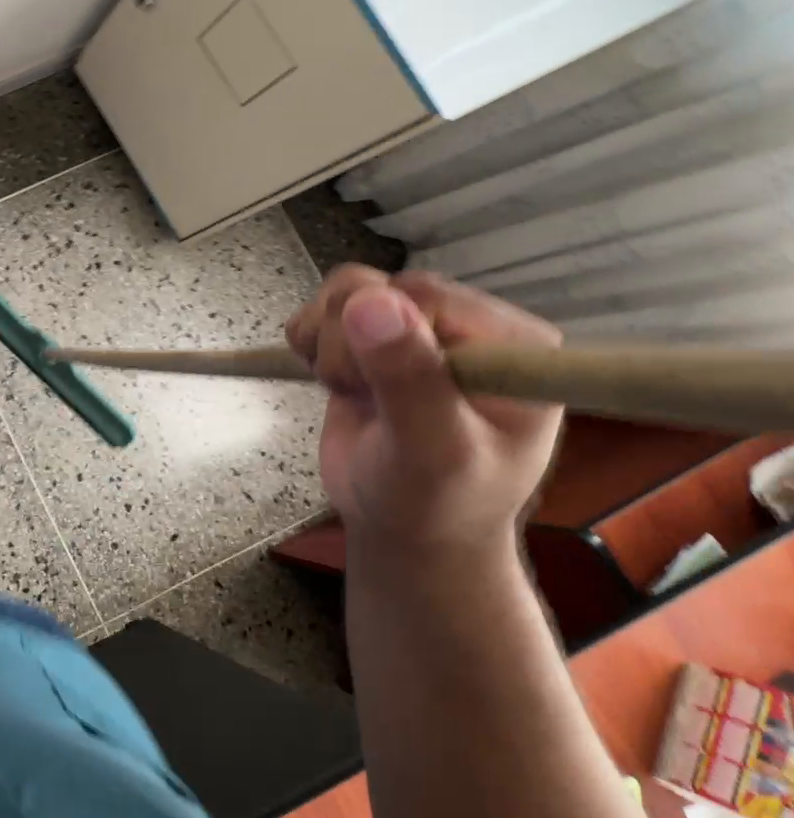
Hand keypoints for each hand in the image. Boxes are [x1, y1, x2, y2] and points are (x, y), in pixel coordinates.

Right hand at [284, 265, 563, 562]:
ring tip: (346, 389)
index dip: (382, 334)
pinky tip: (330, 379)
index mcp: (509, 344)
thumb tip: (370, 302)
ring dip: (325, 341)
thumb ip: (408, 379)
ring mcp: (417, 331)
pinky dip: (308, 339)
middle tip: (357, 393)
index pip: (423, 295)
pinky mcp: (372, 340)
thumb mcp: (431, 452)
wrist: (405, 531)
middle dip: (346, 341)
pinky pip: (322, 307)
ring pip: (344, 290)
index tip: (373, 386)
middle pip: (376, 285)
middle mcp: (468, 326)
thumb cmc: (434, 503)